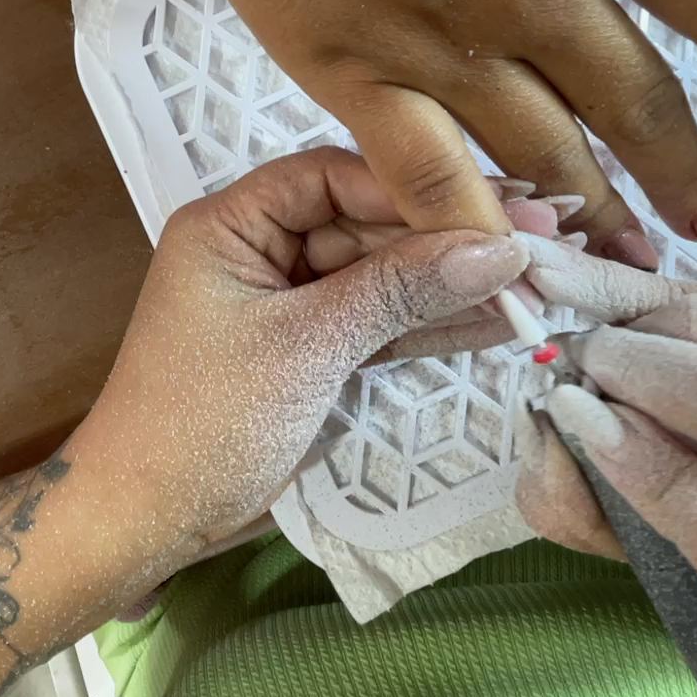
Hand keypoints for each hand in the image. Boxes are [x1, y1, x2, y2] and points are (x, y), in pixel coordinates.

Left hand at [77, 148, 578, 545]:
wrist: (151, 519)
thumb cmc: (207, 420)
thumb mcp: (306, 345)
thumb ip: (399, 290)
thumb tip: (499, 247)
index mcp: (232, 222)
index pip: (332, 176)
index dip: (414, 187)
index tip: (498, 200)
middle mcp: (260, 246)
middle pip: (363, 224)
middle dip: (445, 237)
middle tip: (545, 234)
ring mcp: (288, 298)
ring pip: (378, 275)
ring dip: (449, 281)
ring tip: (541, 273)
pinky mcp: (310, 344)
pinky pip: (374, 320)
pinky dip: (427, 323)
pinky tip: (496, 316)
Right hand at [509, 235, 696, 638]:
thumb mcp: (646, 549)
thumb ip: (578, 504)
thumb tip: (542, 418)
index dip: (650, 476)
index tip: (573, 416)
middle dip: (642, 370)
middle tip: (574, 360)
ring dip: (644, 325)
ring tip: (597, 343)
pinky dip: (651, 295)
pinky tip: (602, 299)